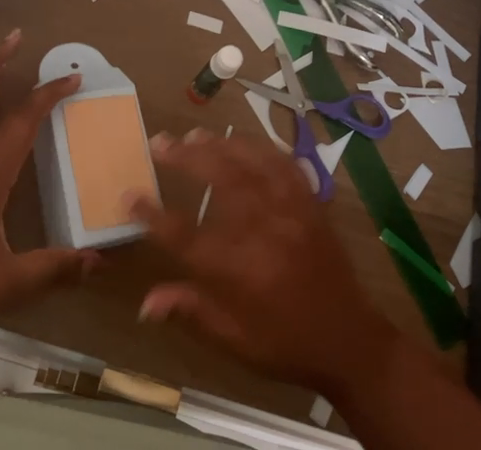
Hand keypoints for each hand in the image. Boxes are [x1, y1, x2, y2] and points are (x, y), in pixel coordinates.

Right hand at [127, 130, 402, 396]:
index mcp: (240, 269)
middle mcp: (265, 231)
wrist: (352, 342)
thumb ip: (191, 311)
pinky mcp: (313, 206)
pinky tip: (245, 143)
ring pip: (253, 164)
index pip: (184, 235)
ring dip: (221, 144)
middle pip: (220, 180)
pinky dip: (263, 149)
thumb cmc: (287, 345)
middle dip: (186, 157)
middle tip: (160, 142)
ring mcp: (293, 213)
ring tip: (194, 134)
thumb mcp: (235, 341)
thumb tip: (145, 303)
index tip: (128, 196)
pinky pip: (286, 166)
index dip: (153, 215)